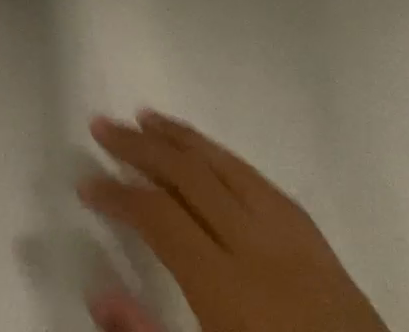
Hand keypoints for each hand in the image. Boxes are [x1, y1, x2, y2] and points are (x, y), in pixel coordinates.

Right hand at [78, 111, 388, 331]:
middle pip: (191, 177)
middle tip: (102, 125)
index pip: (159, 216)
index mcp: (228, 287)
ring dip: (184, 139)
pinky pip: (267, 185)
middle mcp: (262, 249)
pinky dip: (227, 159)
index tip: (85, 183)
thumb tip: (98, 291)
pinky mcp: (323, 247)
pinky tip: (210, 155)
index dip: (116, 194)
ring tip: (147, 118)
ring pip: (231, 168)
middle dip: (140, 147)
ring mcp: (298, 242)